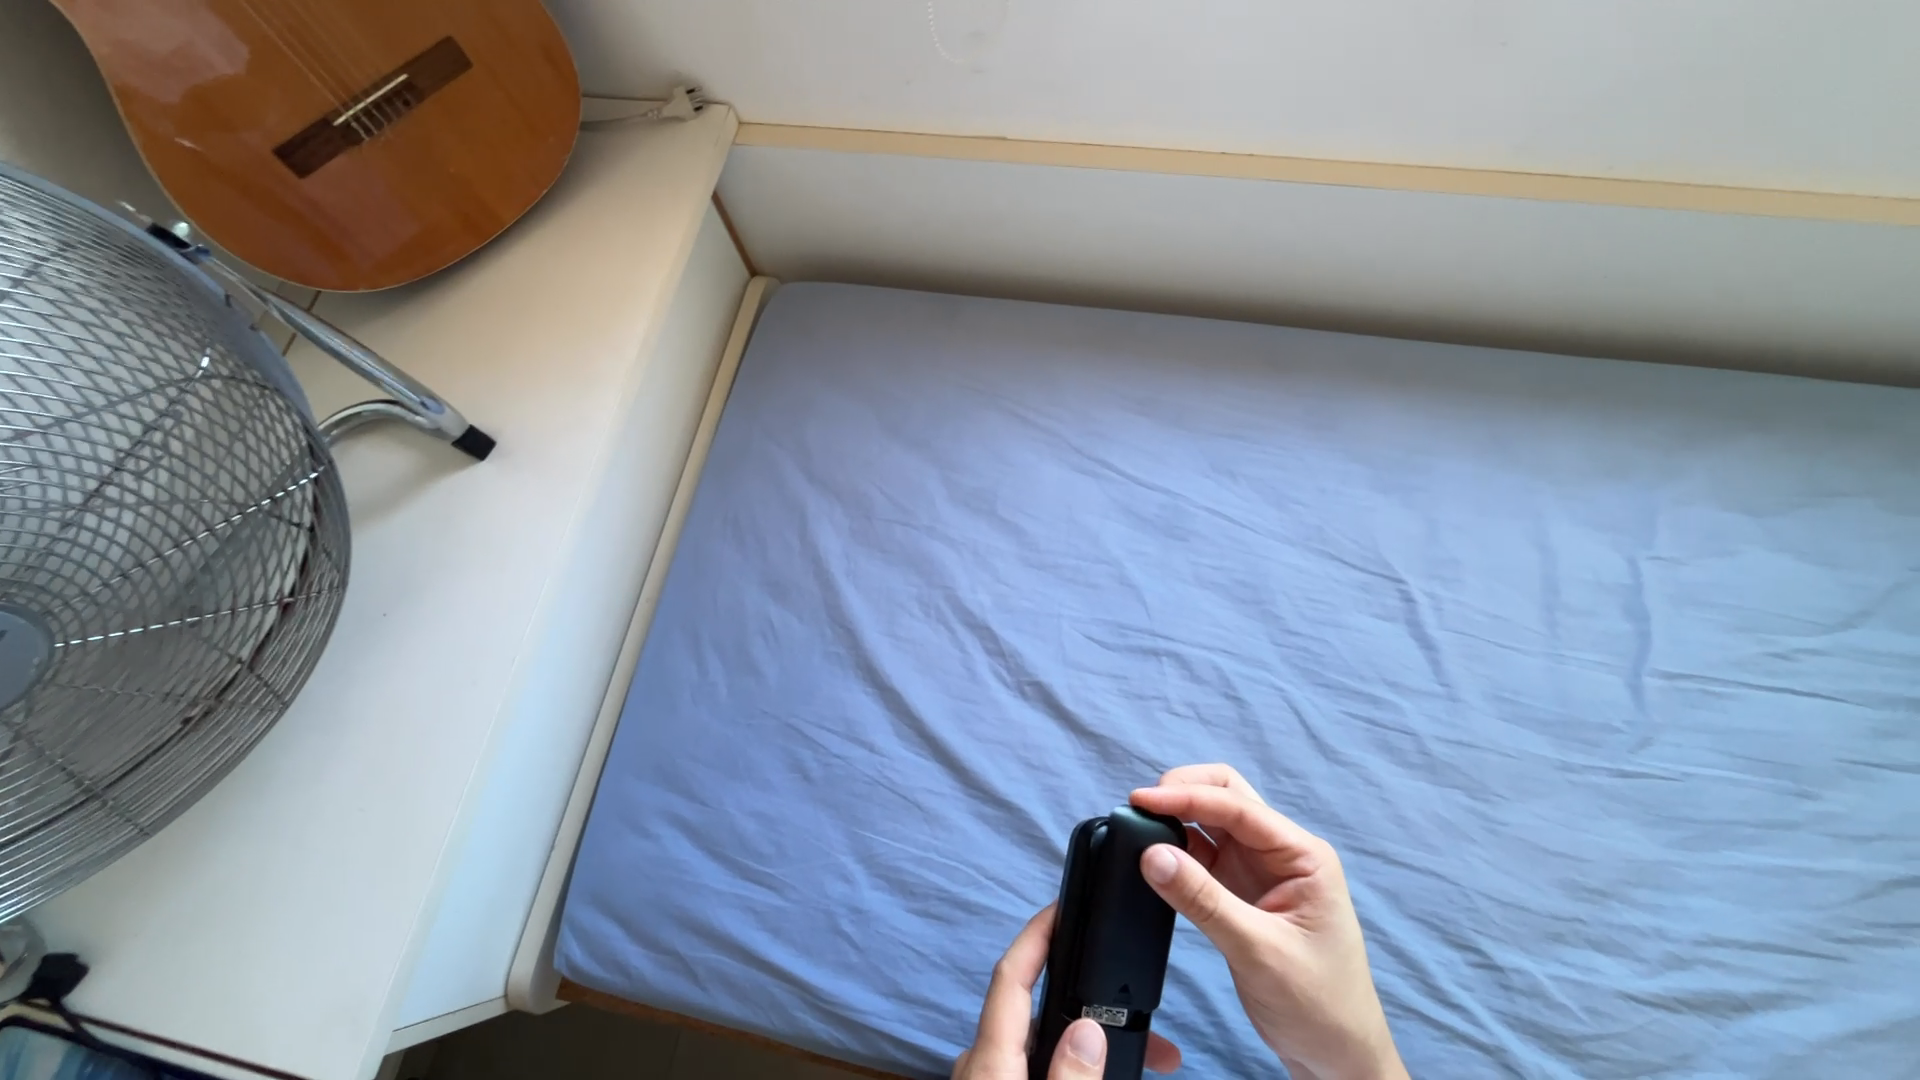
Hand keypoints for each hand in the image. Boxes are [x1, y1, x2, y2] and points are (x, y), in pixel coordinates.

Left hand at [954, 905, 1182, 1078]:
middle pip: (1035, 1013)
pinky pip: (1037, 1069)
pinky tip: (1110, 1074)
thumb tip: (1088, 1027)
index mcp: (989, 1062)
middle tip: (1145, 1009)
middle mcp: (983, 1065)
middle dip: (1091, 1004)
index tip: (1063, 903)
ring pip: (1043, 1046)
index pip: (1009, 976)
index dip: (1034, 933)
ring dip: (1092, 1044)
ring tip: (1154, 1055)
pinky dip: (1074, 1067)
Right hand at [1131, 765, 1407, 1079]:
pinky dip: (1176, 845)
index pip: (1236, 805)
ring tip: (1139, 825)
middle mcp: (1279, 850)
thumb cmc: (1317, 1005)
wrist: (1337, 1058)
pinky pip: (1202, 851)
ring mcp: (1257, 867)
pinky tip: (1153, 852)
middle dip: (1183, 791)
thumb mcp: (1258, 951)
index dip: (1185, 796)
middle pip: (1226, 794)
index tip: (1140, 800)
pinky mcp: (1238, 887)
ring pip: (1210, 818)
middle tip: (1141, 806)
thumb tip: (1151, 854)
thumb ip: (1203, 900)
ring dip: (1177, 815)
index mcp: (1301, 854)